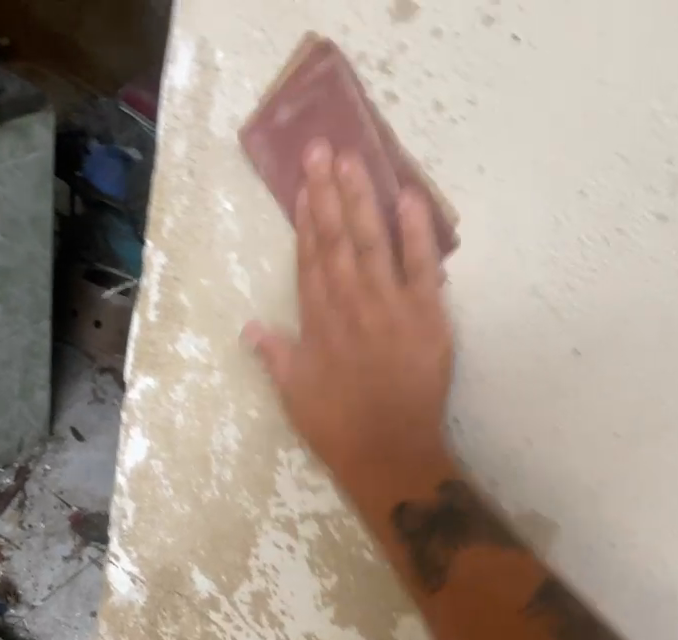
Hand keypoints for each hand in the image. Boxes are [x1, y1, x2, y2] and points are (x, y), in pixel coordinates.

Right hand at [244, 140, 455, 490]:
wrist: (388, 453)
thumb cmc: (336, 427)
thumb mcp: (293, 394)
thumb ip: (273, 355)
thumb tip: (250, 326)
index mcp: (316, 322)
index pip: (309, 259)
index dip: (306, 220)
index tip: (302, 185)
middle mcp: (349, 304)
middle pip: (337, 239)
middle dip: (329, 192)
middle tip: (323, 148)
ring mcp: (389, 306)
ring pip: (373, 241)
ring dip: (362, 198)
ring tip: (354, 159)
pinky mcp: (427, 316)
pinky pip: (421, 265)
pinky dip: (417, 231)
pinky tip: (409, 197)